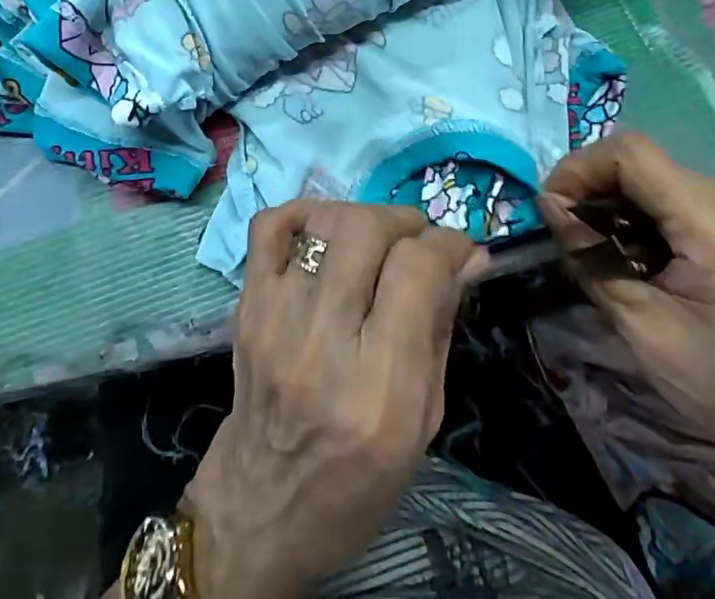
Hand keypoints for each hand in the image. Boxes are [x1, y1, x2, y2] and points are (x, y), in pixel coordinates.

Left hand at [181, 201, 485, 598]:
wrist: (264, 501)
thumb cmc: (357, 479)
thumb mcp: (423, 419)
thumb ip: (440, 326)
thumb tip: (468, 256)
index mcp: (381, 386)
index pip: (417, 270)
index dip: (448, 243)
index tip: (457, 250)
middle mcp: (323, 342)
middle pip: (366, 231)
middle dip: (405, 221)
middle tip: (417, 242)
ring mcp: (275, 317)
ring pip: (322, 222)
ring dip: (362, 217)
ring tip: (376, 240)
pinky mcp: (245, 305)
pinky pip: (268, 227)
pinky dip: (303, 213)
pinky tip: (324, 233)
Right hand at [536, 135, 714, 598]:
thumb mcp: (641, 327)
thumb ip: (589, 257)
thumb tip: (549, 205)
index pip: (632, 154)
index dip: (578, 168)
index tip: (552, 208)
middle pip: (645, 164)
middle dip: (592, 188)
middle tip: (567, 233)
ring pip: (661, 179)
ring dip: (617, 203)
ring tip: (600, 250)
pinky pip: (683, 200)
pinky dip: (645, 215)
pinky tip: (639, 257)